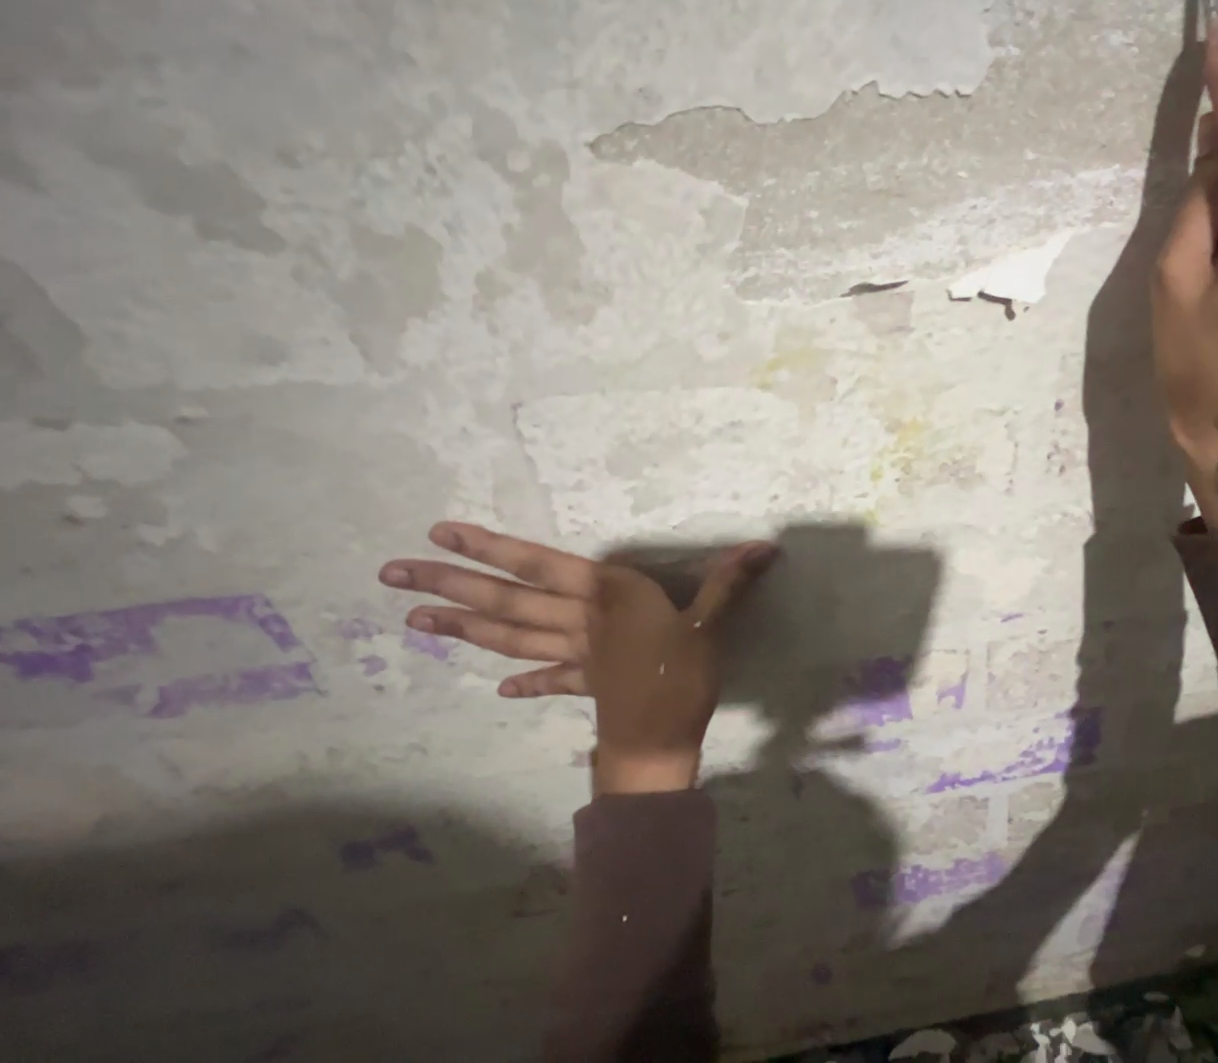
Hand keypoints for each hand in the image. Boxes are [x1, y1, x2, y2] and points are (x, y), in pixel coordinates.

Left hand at [378, 524, 776, 792]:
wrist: (663, 742)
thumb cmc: (681, 674)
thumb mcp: (709, 623)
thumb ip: (727, 582)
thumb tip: (765, 545)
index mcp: (605, 596)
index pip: (539, 565)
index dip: (491, 548)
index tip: (439, 534)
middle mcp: (580, 621)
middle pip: (508, 600)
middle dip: (451, 585)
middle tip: (392, 574)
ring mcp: (578, 655)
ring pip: (514, 636)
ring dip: (466, 627)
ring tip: (416, 620)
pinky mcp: (588, 685)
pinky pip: (552, 678)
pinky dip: (528, 679)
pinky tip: (501, 687)